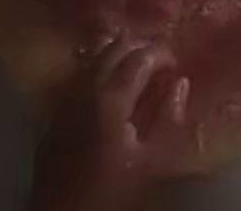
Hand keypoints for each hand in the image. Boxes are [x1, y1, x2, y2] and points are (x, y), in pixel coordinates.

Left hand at [32, 41, 190, 210]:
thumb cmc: (110, 194)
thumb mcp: (149, 162)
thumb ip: (167, 120)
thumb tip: (180, 84)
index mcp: (112, 95)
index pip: (140, 57)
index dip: (161, 54)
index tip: (175, 63)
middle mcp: (88, 85)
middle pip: (116, 47)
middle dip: (141, 48)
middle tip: (161, 61)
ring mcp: (70, 93)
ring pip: (97, 55)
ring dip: (120, 51)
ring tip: (139, 64)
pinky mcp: (60, 106)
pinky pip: (84, 71)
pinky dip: (102, 64)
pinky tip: (112, 78)